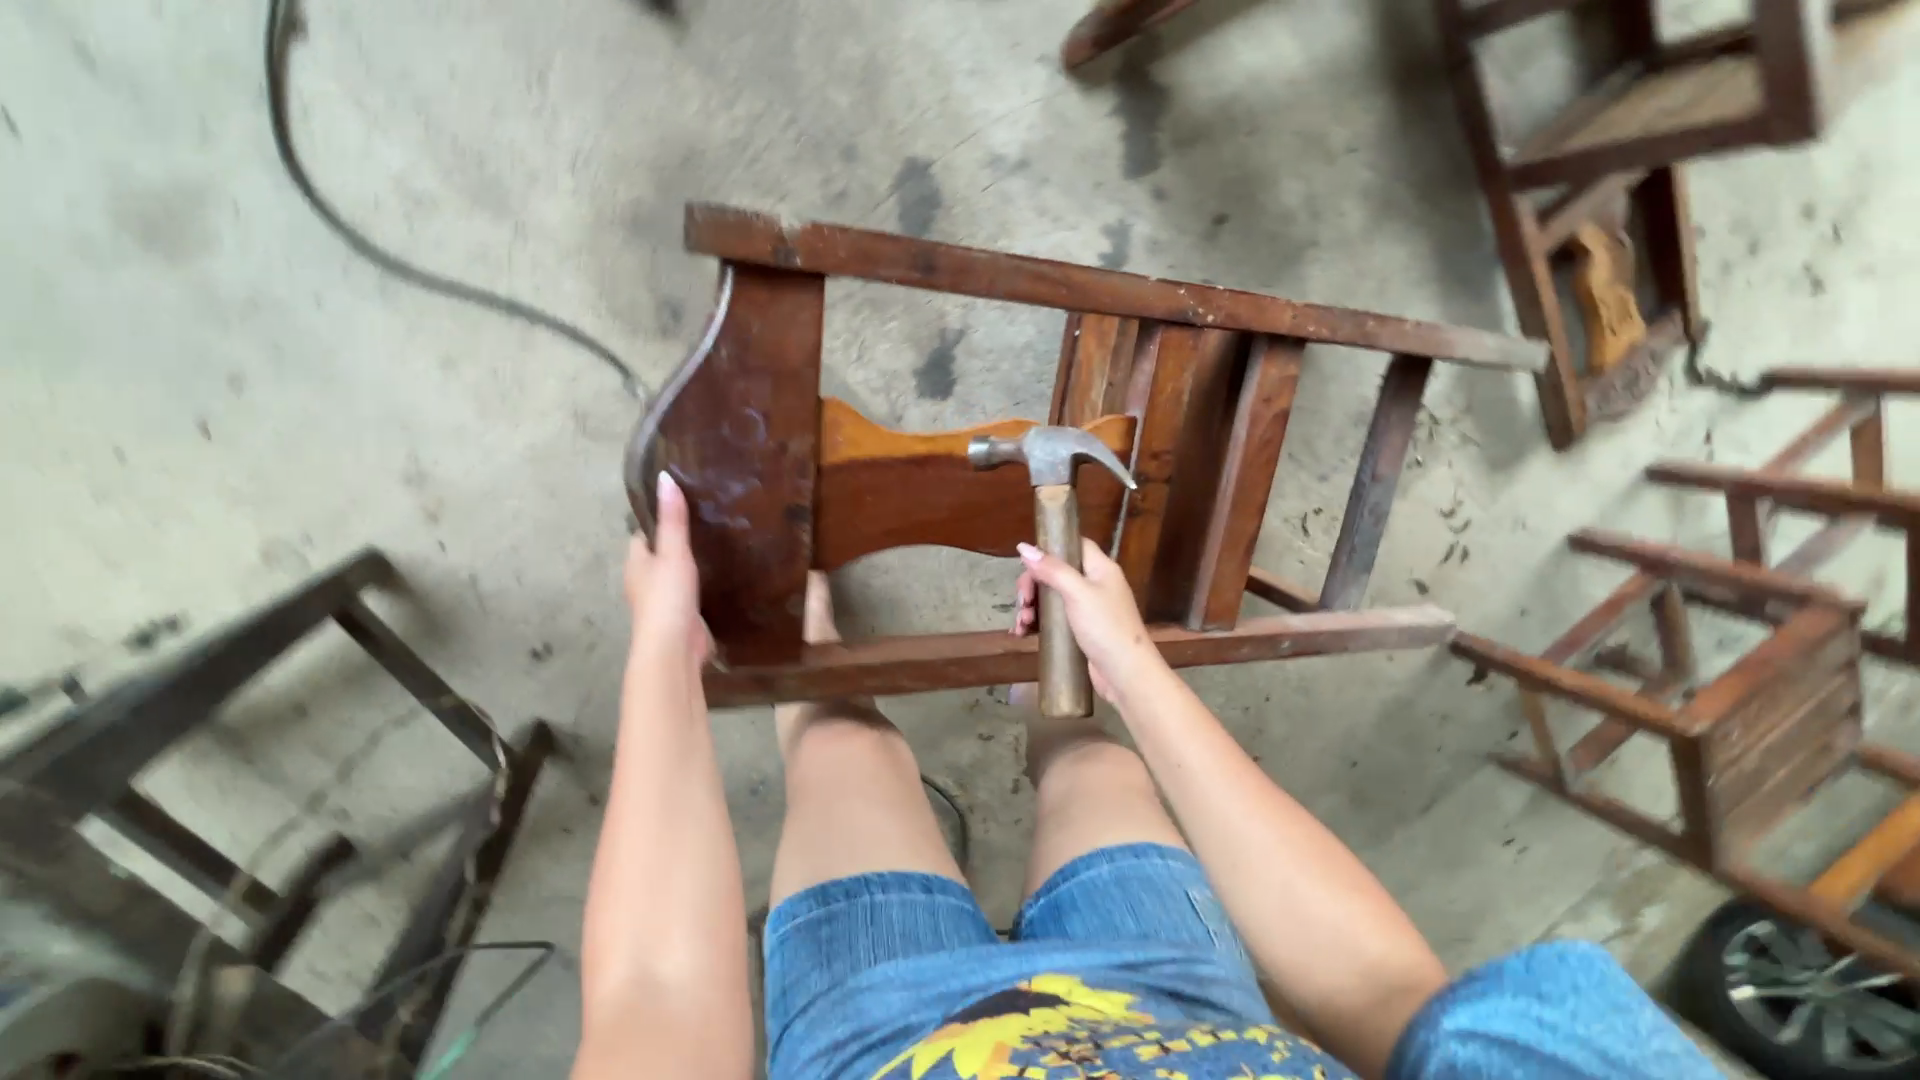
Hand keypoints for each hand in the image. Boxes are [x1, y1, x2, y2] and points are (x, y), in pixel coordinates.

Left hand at [626, 472, 711, 674]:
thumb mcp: (673, 552)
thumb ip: (673, 519)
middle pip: (659, 556)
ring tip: (718, 547)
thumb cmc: (667, 597)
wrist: (673, 647)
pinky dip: (700, 587)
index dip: (659, 521)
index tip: (683, 507)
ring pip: (675, 576)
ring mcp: (662, 602)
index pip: (643, 535)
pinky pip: (690, 595)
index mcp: (635, 563)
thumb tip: (665, 477)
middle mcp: (644, 582)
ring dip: (689, 567)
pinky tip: (721, 579)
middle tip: (707, 524)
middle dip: (677, 544)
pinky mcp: (681, 618)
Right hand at [1009, 538, 1166, 703]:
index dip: (1051, 548)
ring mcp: (1087, 609)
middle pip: (1056, 572)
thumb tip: (1024, 546)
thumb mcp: (1078, 593)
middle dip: (1033, 584)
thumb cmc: (1105, 627)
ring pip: (1051, 598)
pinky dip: (1037, 623)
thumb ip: (1052, 569)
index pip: (1074, 545)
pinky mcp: (1080, 631)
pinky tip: (1022, 632)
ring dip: (1031, 606)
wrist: (1125, 674)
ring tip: (1021, 624)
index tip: (1027, 561)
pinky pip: (1053, 620)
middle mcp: (1094, 585)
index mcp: (1100, 569)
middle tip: (1022, 601)